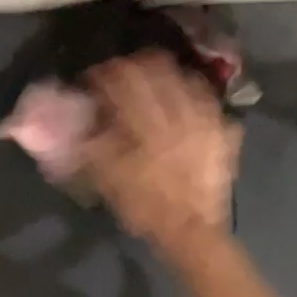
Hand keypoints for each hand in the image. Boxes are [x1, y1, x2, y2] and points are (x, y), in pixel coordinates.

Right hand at [82, 51, 240, 258]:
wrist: (191, 231)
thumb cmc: (142, 206)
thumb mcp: (105, 176)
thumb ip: (90, 142)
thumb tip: (73, 118)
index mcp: (145, 123)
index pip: (122, 78)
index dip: (104, 73)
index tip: (92, 80)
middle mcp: (177, 113)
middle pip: (156, 67)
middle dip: (134, 66)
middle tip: (121, 76)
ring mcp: (205, 119)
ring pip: (185, 77)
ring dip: (165, 75)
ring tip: (152, 85)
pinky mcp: (223, 131)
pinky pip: (208, 100)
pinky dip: (192, 95)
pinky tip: (183, 104)